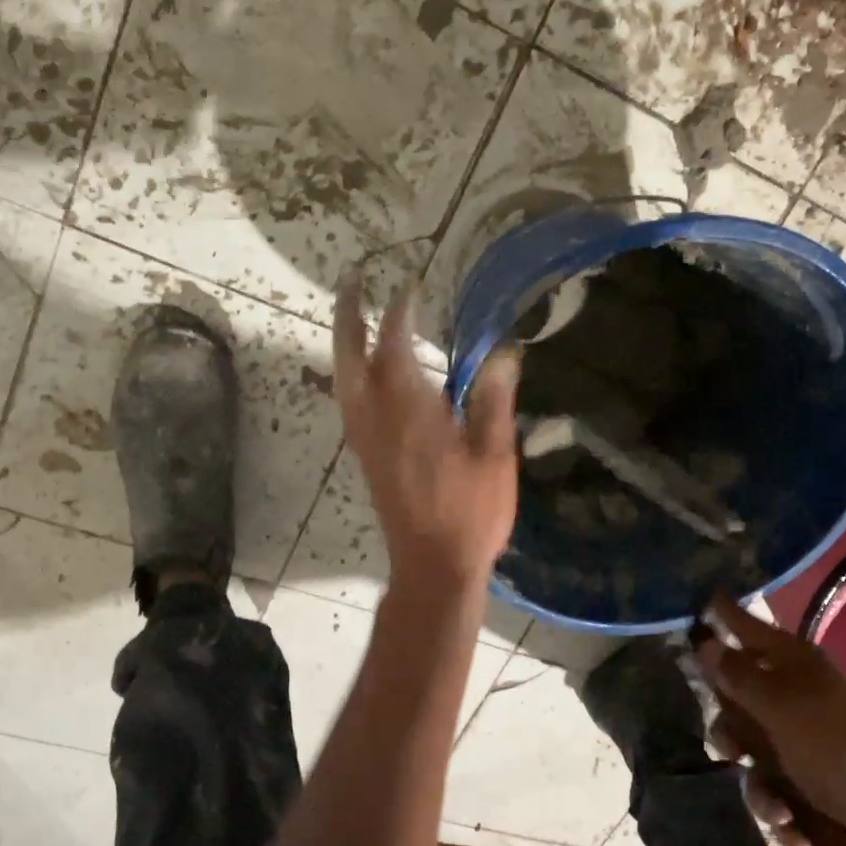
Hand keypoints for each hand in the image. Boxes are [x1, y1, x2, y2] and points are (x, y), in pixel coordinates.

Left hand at [332, 275, 518, 584]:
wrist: (433, 567)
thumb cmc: (470, 512)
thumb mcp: (494, 454)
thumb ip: (493, 399)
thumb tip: (502, 351)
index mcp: (409, 409)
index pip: (396, 345)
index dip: (400, 311)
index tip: (411, 286)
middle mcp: (376, 416)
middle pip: (350, 354)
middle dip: (349, 313)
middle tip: (352, 279)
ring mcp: (364, 437)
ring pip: (342, 377)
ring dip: (344, 340)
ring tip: (354, 312)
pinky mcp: (364, 455)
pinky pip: (348, 399)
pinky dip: (349, 371)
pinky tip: (364, 369)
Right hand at [694, 594, 845, 845]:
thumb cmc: (841, 749)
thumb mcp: (780, 710)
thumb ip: (739, 677)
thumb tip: (707, 640)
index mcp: (796, 663)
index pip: (749, 627)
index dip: (724, 615)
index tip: (701, 599)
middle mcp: (806, 693)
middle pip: (747, 702)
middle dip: (733, 736)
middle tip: (729, 754)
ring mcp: (822, 737)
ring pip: (766, 754)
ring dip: (762, 789)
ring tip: (777, 814)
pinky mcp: (835, 778)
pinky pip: (793, 789)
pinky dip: (790, 812)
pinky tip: (797, 831)